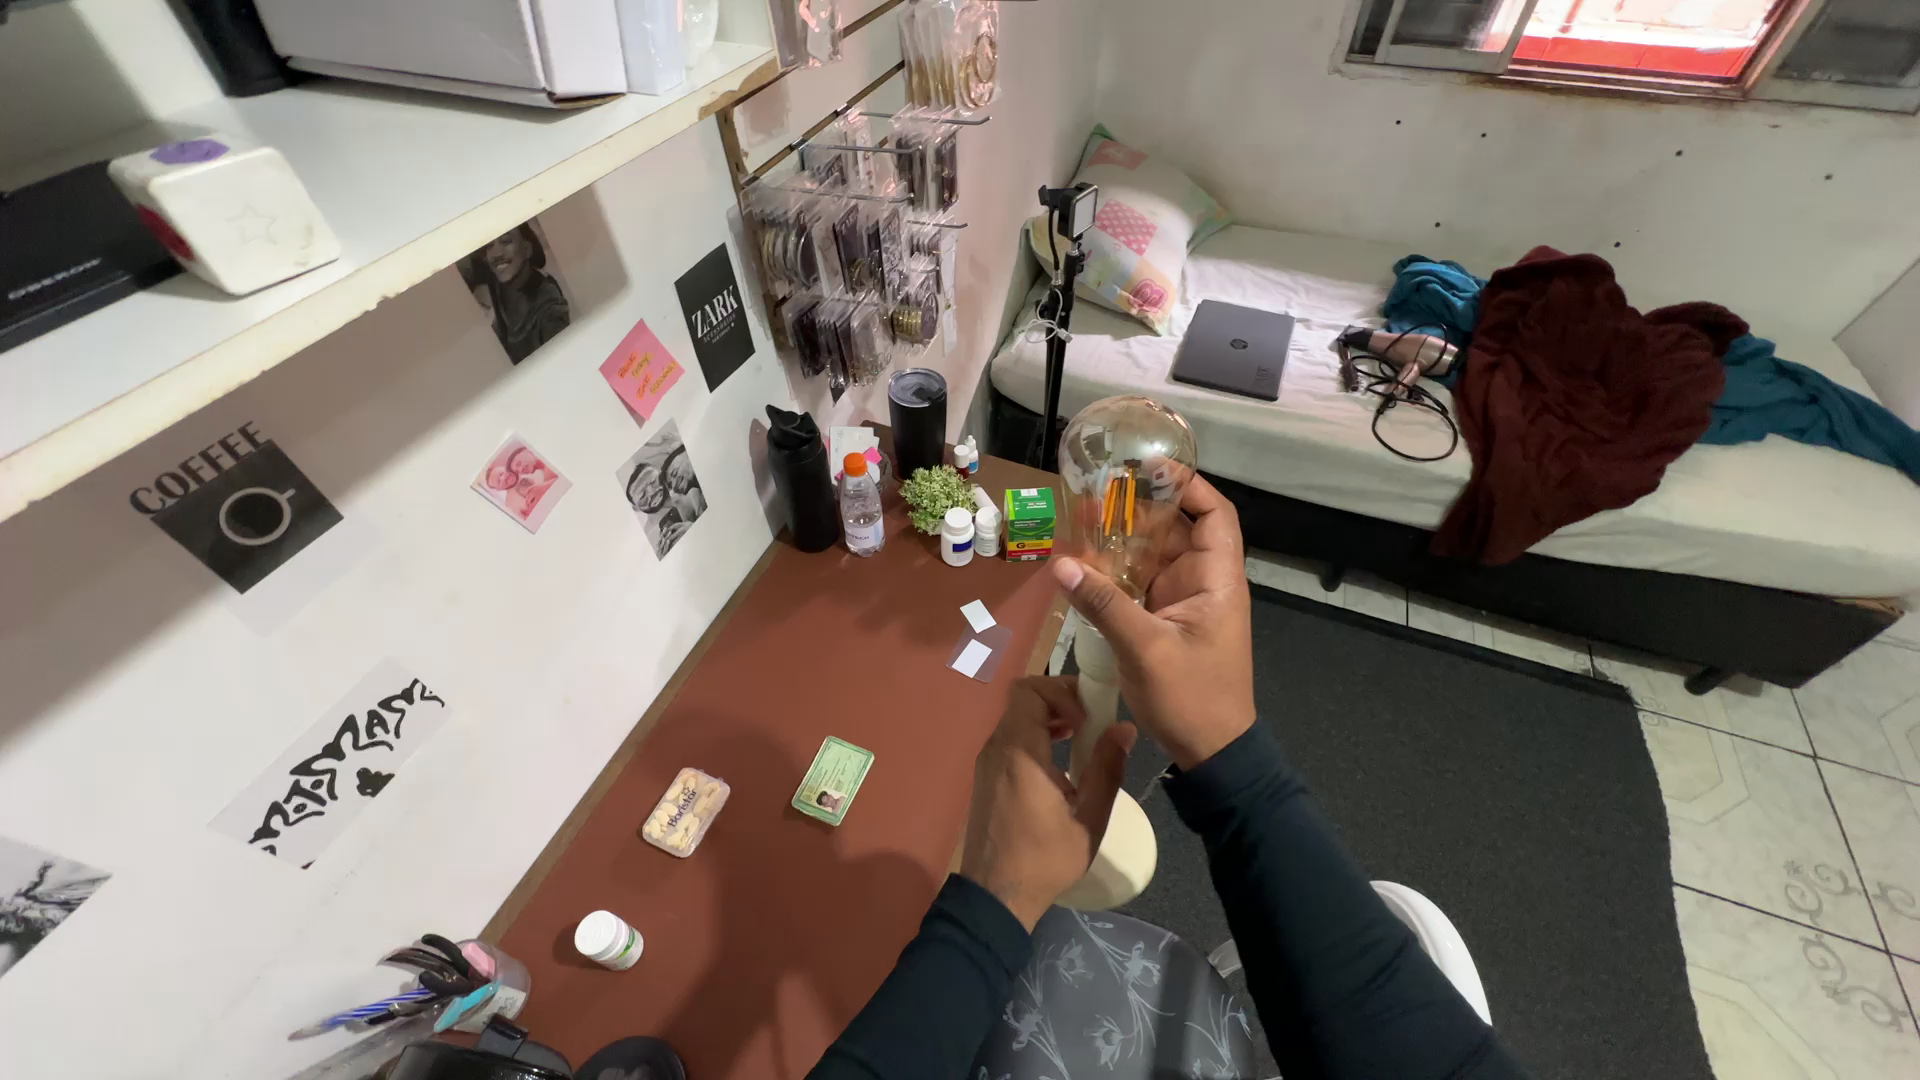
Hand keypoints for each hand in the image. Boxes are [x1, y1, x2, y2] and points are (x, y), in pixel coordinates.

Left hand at [960, 676, 1135, 930]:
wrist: (995, 896)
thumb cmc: (1044, 859)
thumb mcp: (1089, 818)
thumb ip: (1107, 769)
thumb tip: (1124, 728)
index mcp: (1019, 751)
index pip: (1030, 690)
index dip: (1060, 692)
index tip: (1087, 717)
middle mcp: (997, 747)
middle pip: (1022, 699)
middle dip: (1058, 700)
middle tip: (1090, 719)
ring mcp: (987, 761)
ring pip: (1015, 717)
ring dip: (1047, 718)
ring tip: (1081, 738)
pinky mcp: (986, 775)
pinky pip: (1010, 738)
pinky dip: (1034, 735)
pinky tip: (1060, 761)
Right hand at [1050, 476, 1254, 770]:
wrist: (1210, 753)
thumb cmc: (1192, 698)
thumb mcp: (1145, 648)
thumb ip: (1103, 603)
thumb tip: (1061, 563)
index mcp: (1216, 581)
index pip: (1213, 516)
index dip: (1188, 485)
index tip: (1150, 468)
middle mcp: (1201, 583)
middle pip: (1174, 530)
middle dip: (1137, 510)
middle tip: (1095, 492)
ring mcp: (1180, 602)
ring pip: (1150, 557)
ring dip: (1119, 540)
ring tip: (1079, 517)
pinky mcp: (1162, 621)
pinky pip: (1137, 585)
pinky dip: (1113, 572)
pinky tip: (1082, 561)